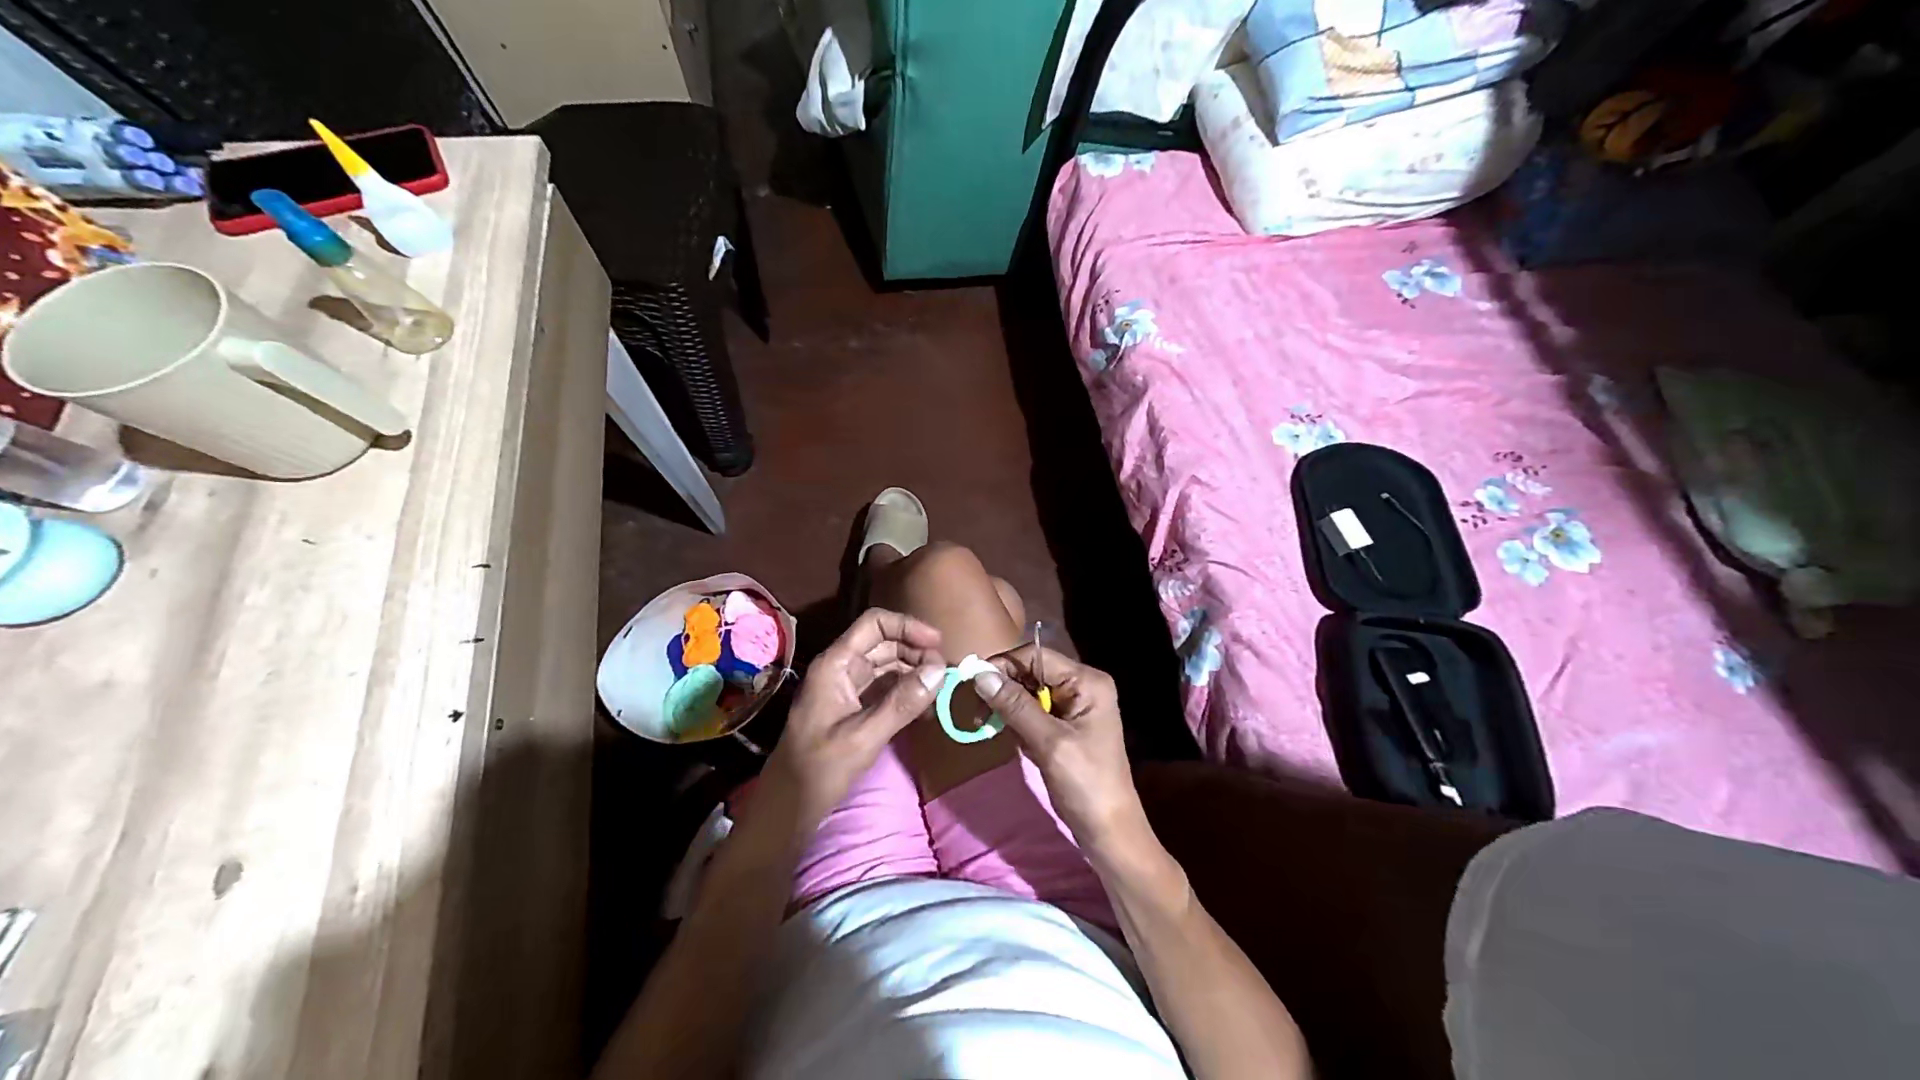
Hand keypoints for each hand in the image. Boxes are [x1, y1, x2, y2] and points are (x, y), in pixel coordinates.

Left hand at [761, 608, 945, 825]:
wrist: (787, 807)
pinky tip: (926, 708)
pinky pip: (887, 688)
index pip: (874, 624)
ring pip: (889, 665)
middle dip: (917, 652)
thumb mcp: (864, 737)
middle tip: (945, 674)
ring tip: (940, 691)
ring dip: (916, 672)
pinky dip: (908, 692)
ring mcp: (848, 688)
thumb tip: (939, 670)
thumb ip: (902, 702)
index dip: (908, 626)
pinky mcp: (856, 708)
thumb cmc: (818, 769)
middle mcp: (842, 668)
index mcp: (836, 664)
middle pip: (885, 642)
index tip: (938, 644)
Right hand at [972, 646, 1147, 855]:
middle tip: (976, 711)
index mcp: (1087, 681)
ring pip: (1028, 691)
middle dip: (1002, 687)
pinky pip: (1033, 710)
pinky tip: (1006, 735)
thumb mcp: (1048, 743)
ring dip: (1005, 705)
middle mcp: (1082, 685)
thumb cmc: (1085, 784)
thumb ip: (1015, 706)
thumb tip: (979, 675)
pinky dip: (1016, 720)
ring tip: (986, 725)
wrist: (1109, 830)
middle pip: (1030, 670)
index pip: (1035, 656)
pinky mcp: (1065, 724)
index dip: (1002, 666)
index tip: (972, 685)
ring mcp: (1075, 705)